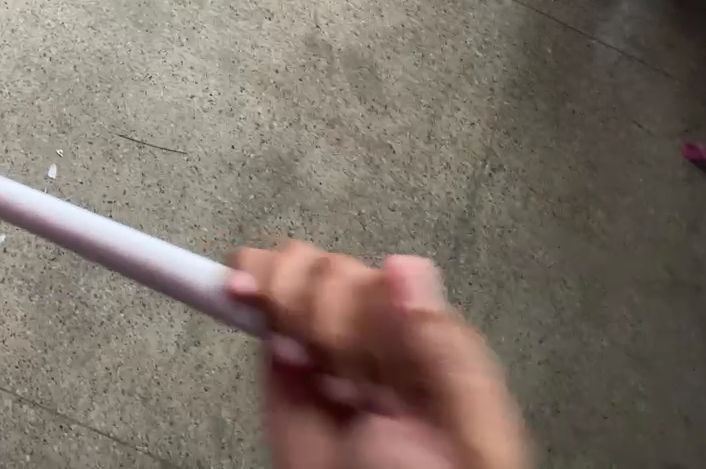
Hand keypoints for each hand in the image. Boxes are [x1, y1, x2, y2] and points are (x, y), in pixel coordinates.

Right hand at [228, 243, 527, 468]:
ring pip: (292, 264)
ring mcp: (321, 330)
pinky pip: (253, 281)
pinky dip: (241, 278)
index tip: (364, 370)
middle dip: (326, 322)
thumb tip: (408, 266)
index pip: (385, 280)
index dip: (363, 315)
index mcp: (430, 341)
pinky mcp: (276, 340)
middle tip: (342, 381)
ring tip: (299, 354)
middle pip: (333, 269)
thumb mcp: (464, 442)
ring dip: (283, 301)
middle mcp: (375, 328)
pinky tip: (242, 298)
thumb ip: (445, 357)